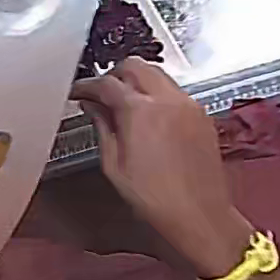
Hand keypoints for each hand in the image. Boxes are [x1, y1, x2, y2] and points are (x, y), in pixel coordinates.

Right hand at [71, 57, 252, 276]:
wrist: (198, 213)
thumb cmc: (154, 197)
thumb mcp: (113, 164)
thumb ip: (102, 127)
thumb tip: (92, 107)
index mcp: (140, 111)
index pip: (106, 83)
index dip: (87, 85)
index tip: (78, 92)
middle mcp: (167, 99)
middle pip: (135, 66)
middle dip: (114, 74)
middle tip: (100, 93)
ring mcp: (188, 104)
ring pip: (157, 74)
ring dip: (137, 82)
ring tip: (123, 104)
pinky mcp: (201, 115)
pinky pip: (174, 91)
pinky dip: (156, 94)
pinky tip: (147, 116)